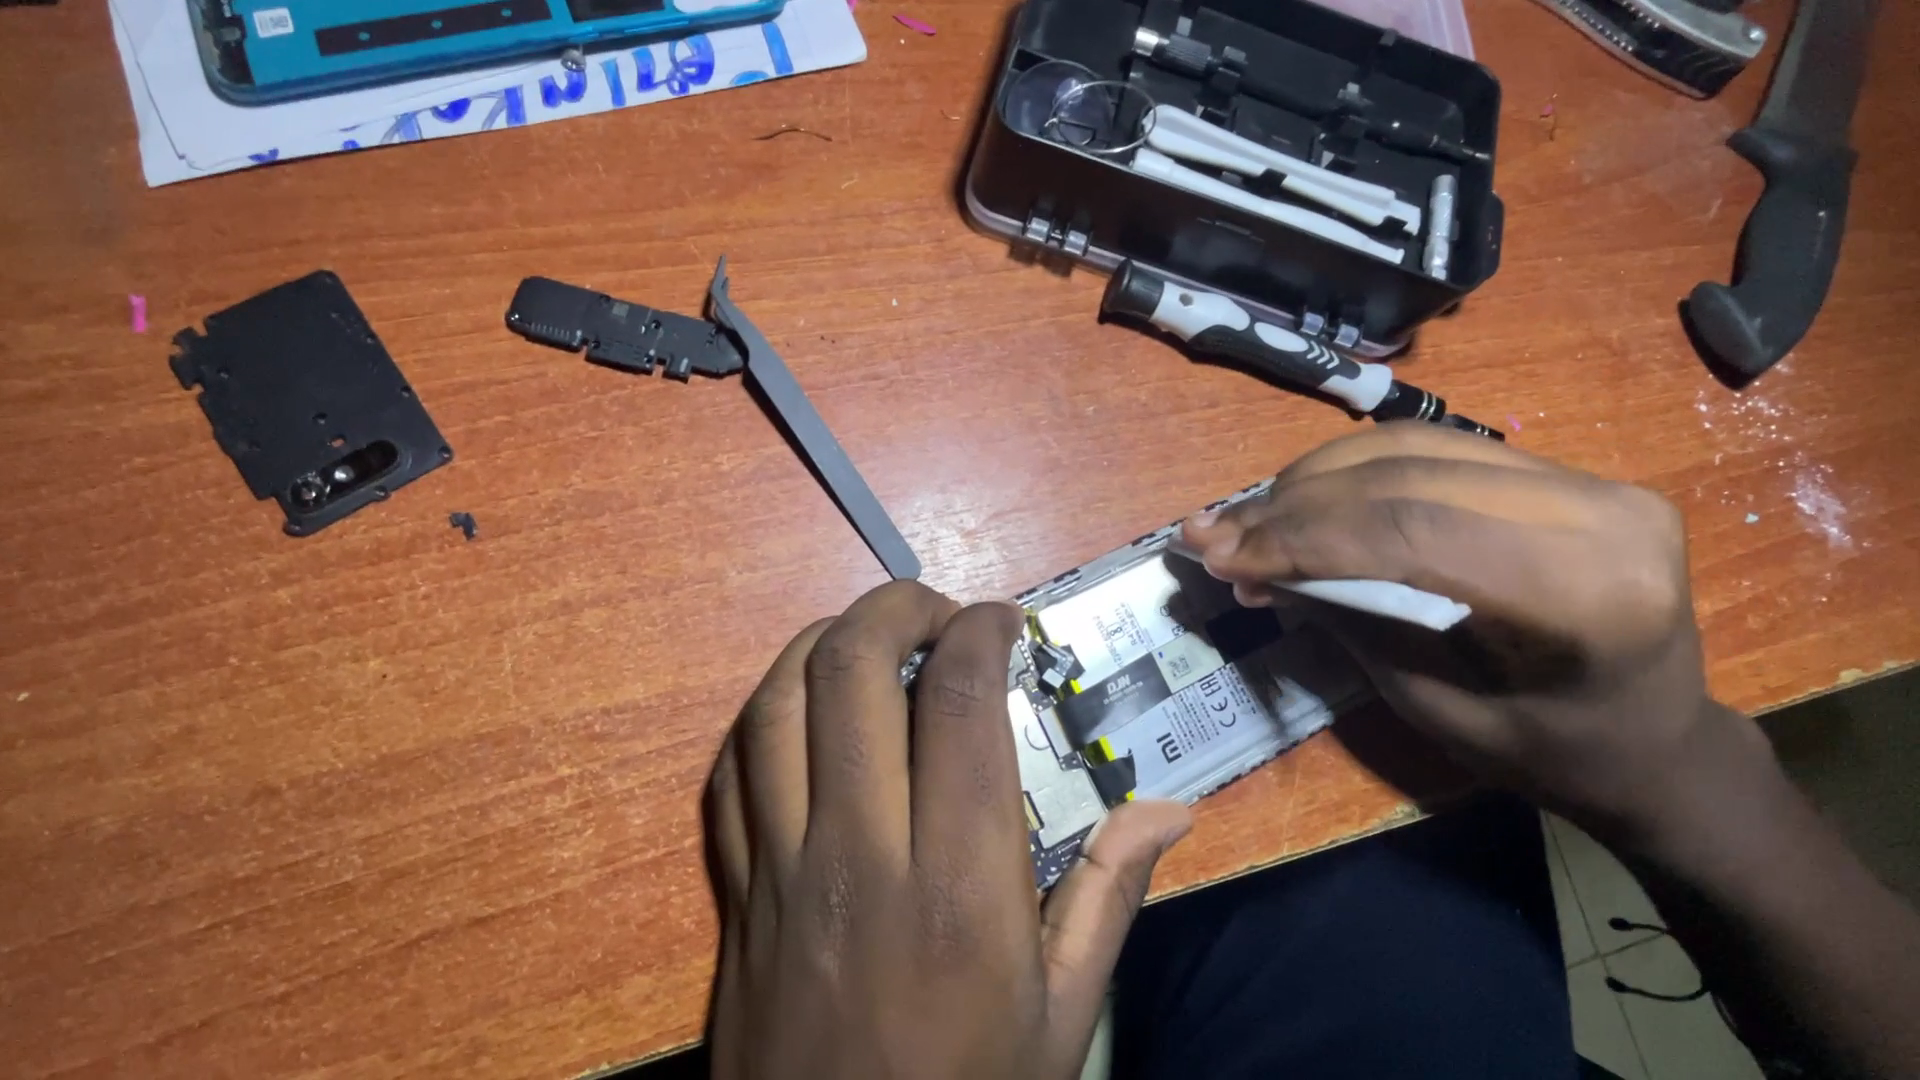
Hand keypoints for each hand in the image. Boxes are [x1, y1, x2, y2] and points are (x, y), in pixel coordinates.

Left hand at [706, 581, 1191, 1079]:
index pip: (961, 706)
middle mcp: (860, 854)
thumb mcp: (1063, 1019)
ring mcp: (781, 868)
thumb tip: (1170, 807)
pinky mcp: (735, 888)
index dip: (983, 633)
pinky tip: (804, 701)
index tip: (1004, 623)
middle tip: (938, 611)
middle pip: (854, 673)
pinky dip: (768, 707)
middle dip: (898, 608)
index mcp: (958, 887)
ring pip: (779, 703)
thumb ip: (1109, 896)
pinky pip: (732, 767)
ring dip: (825, 641)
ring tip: (872, 635)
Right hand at [1182, 424, 1760, 844]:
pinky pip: (1432, 449)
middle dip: (1292, 505)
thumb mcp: (1434, 706)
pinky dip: (1350, 471)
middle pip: (1407, 476)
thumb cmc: (1548, 755)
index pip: (1412, 533)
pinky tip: (1301, 499)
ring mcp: (1590, 480)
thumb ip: (1347, 620)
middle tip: (1214, 534)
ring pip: (1411, 447)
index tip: (1216, 554)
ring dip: (1312, 480)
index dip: (1300, 537)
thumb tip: (1246, 567)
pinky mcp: (1565, 471)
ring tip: (1248, 520)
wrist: (1656, 744)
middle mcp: (1600, 513)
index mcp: (1586, 594)